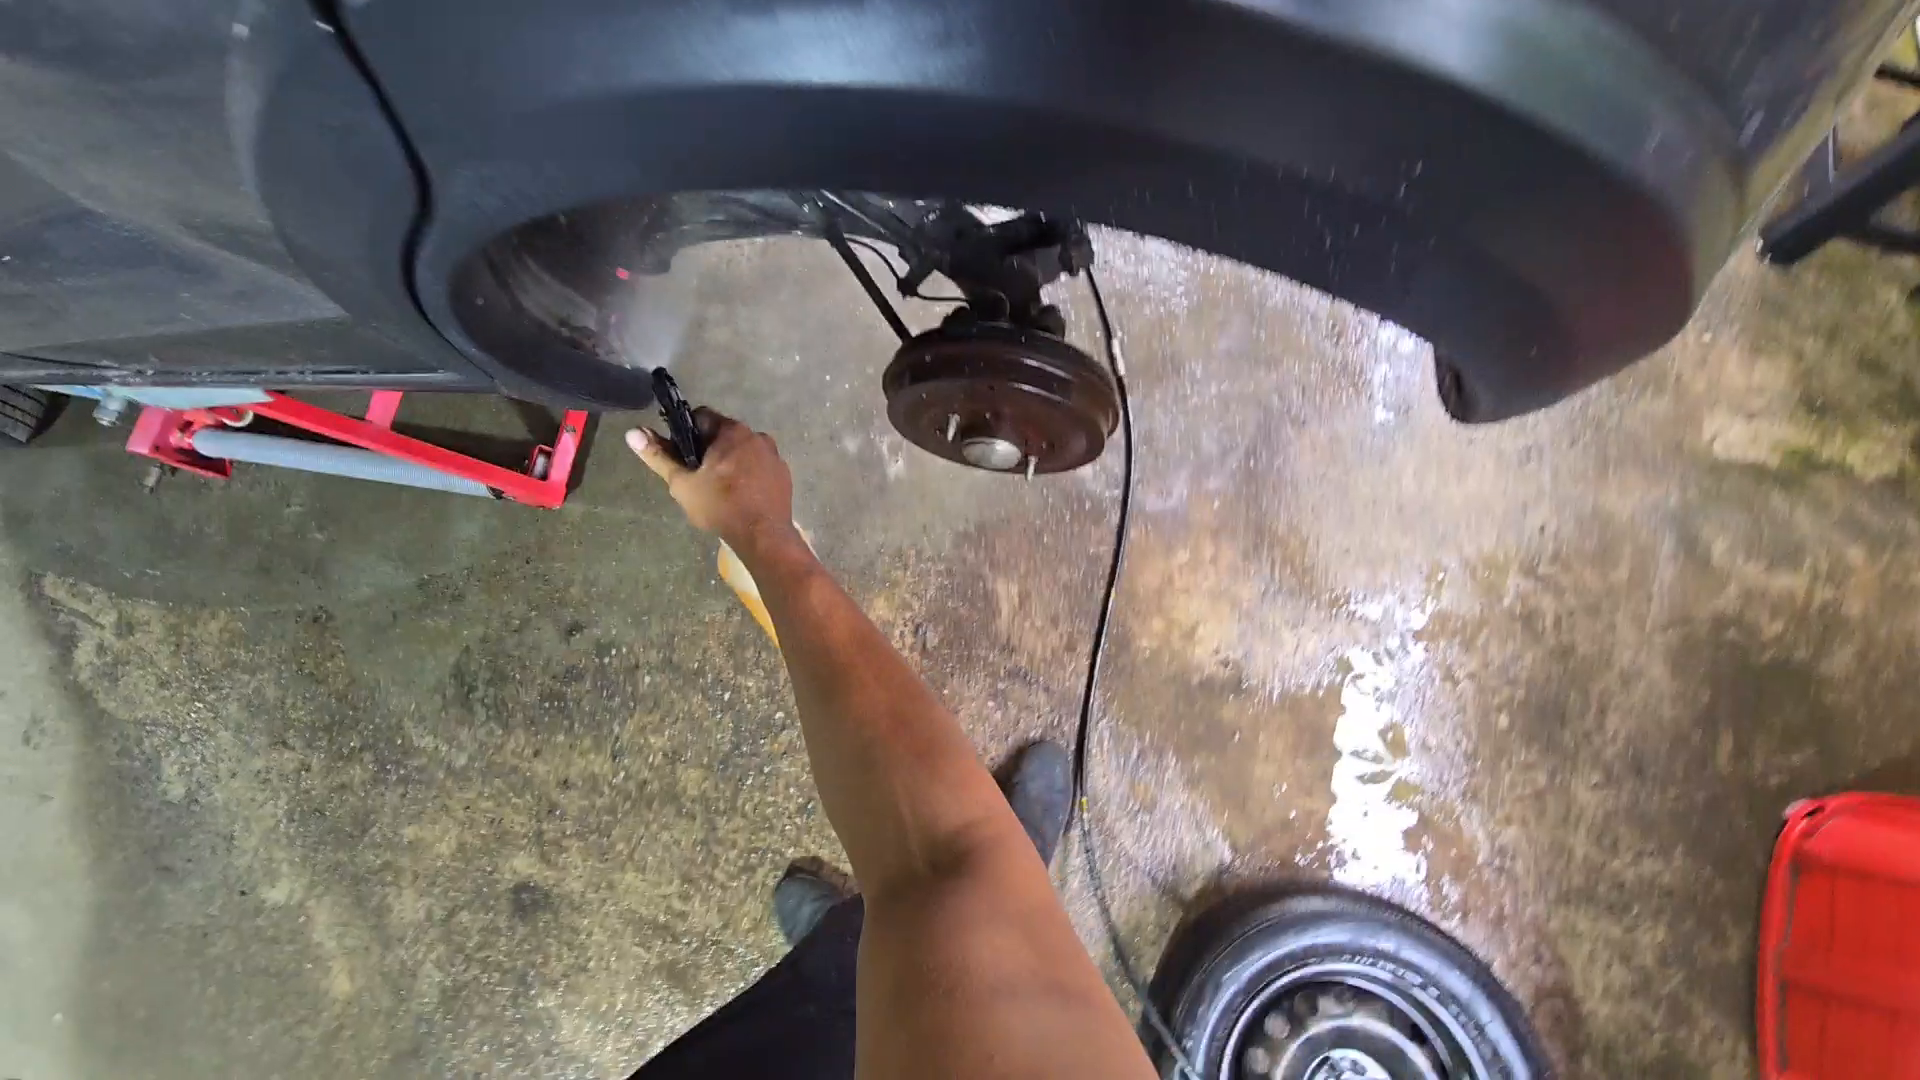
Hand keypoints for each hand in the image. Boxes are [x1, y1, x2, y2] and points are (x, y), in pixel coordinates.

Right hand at [627, 408, 797, 552]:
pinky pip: (760, 467)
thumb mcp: (682, 483)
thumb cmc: (720, 506)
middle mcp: (757, 436)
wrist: (763, 536)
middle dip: (709, 451)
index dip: (686, 434)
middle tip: (698, 478)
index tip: (682, 456)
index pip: (701, 417)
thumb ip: (658, 456)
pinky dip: (749, 476)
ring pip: (743, 452)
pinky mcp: (784, 475)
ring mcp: (774, 456)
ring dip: (730, 463)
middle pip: (724, 435)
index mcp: (732, 431)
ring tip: (720, 490)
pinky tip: (741, 497)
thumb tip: (632, 433)